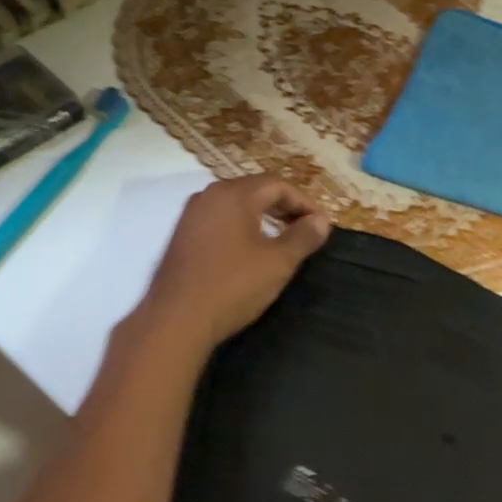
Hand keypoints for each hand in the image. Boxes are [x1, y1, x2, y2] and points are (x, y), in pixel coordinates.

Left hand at [129, 174, 331, 354]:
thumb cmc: (233, 286)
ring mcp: (192, 214)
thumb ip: (302, 238)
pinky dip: (243, 227)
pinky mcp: (184, 235)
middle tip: (306, 229)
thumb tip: (321, 221)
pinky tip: (251, 250)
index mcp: (234, 195)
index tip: (323, 225)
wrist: (179, 316)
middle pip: (254, 190)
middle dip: (284, 206)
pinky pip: (220, 220)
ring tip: (282, 239)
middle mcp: (210, 195)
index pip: (277, 184)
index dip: (304, 202)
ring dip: (263, 216)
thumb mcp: (277, 263)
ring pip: (235, 205)